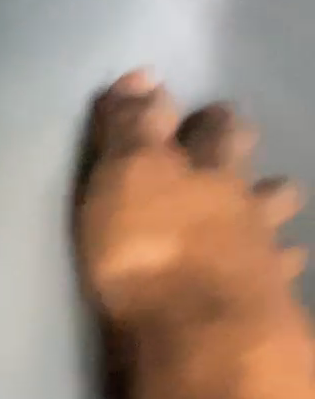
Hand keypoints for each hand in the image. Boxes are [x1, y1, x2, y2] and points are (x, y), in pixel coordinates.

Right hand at [80, 70, 305, 327]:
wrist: (192, 323)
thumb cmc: (148, 245)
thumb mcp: (126, 177)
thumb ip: (130, 131)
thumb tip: (138, 76)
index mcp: (211, 171)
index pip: (209, 132)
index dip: (198, 119)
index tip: (187, 109)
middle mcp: (242, 202)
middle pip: (248, 169)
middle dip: (238, 157)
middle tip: (228, 150)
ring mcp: (256, 249)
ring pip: (271, 217)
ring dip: (265, 211)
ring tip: (258, 213)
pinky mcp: (255, 295)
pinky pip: (273, 272)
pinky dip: (271, 266)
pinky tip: (270, 270)